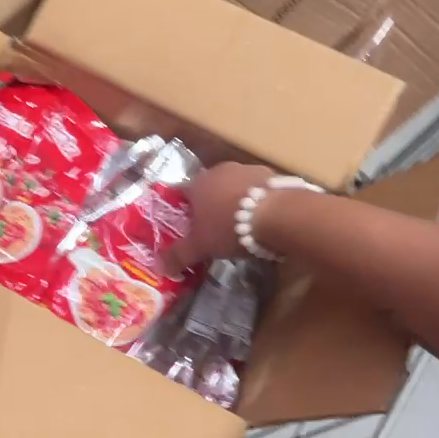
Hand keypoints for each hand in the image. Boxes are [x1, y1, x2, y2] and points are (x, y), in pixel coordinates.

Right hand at [161, 161, 275, 275]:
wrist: (280, 215)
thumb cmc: (230, 227)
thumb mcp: (200, 246)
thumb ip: (178, 255)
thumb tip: (158, 268)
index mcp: (197, 183)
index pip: (180, 191)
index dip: (181, 207)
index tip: (185, 222)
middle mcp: (219, 170)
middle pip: (209, 187)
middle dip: (210, 204)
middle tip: (213, 226)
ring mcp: (248, 170)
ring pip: (235, 186)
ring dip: (235, 200)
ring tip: (241, 224)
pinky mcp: (273, 175)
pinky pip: (258, 189)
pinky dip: (257, 201)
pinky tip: (263, 218)